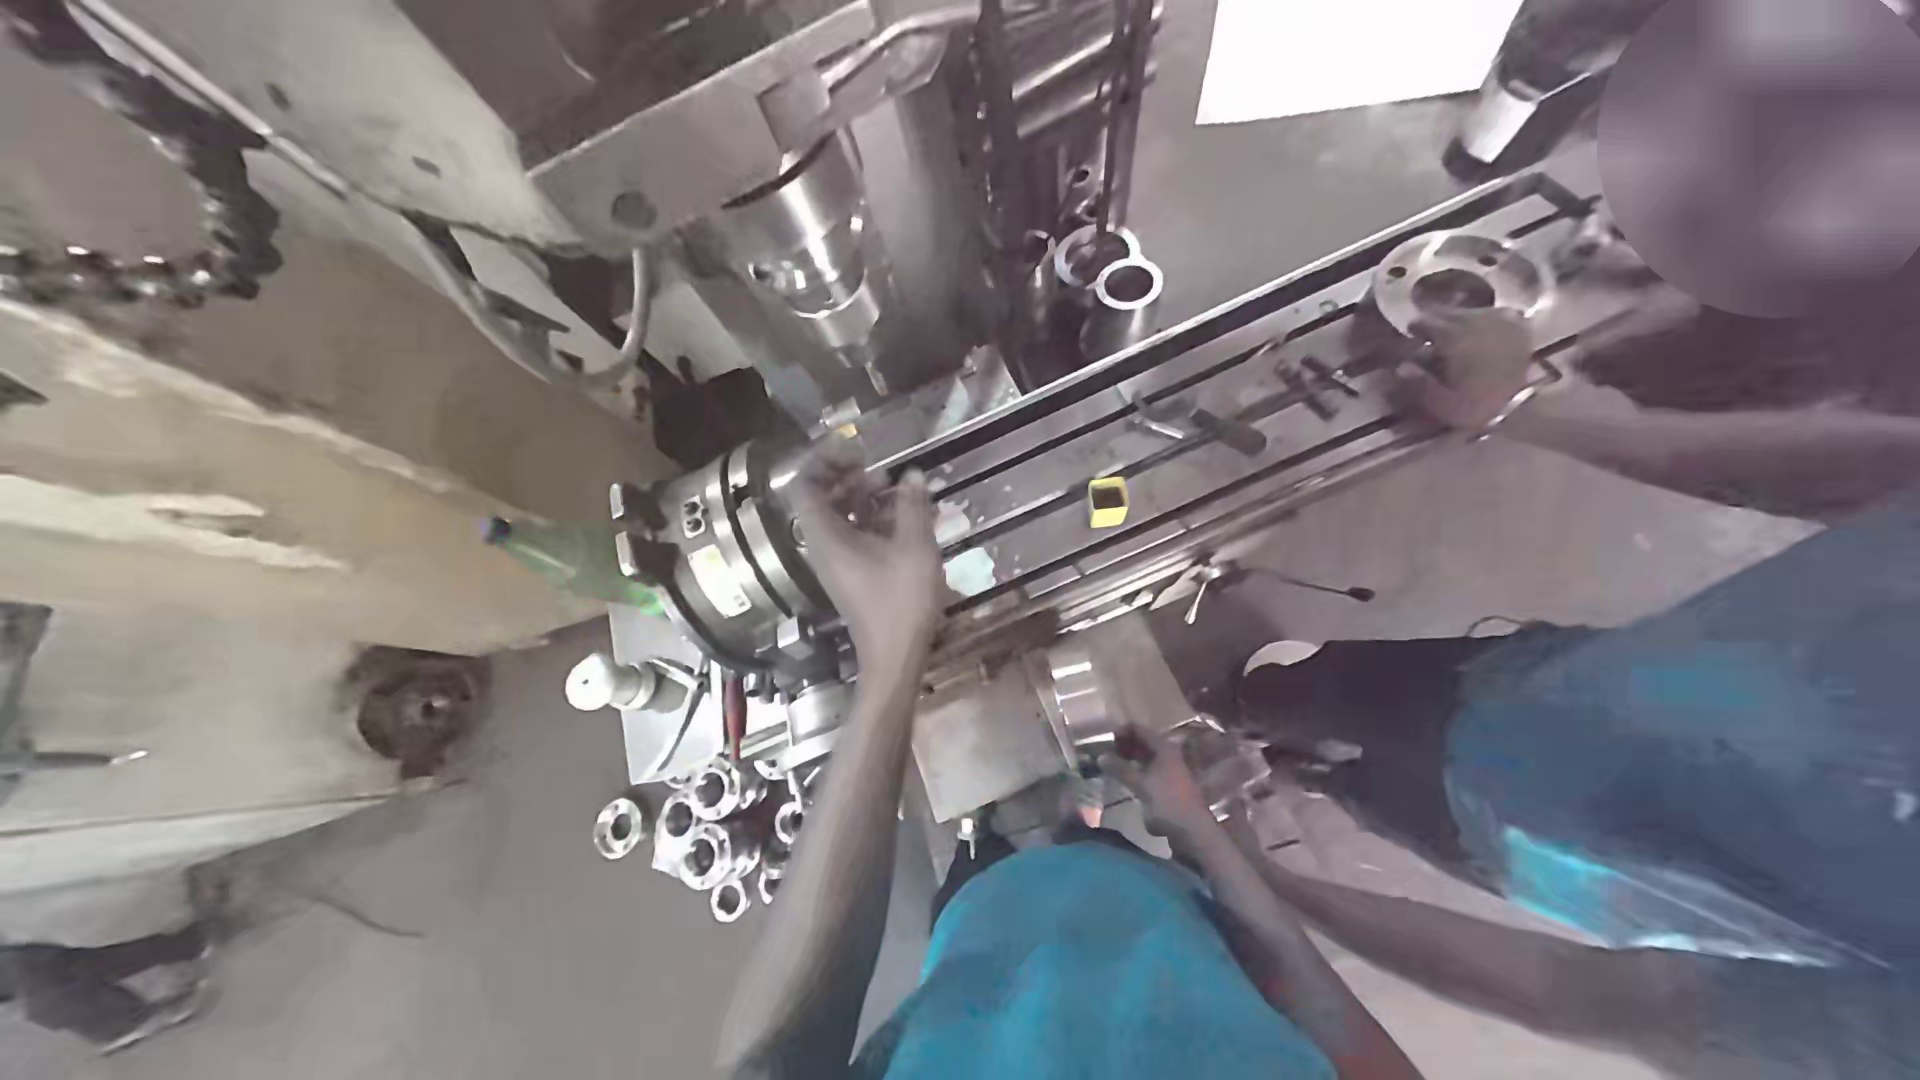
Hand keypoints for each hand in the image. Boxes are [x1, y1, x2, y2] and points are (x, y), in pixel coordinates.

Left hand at [787, 444, 941, 668]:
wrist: (895, 657)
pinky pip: (857, 536)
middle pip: (823, 499)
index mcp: (827, 537)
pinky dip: (876, 521)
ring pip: (843, 518)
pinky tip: (907, 519)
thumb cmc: (900, 602)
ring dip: (866, 499)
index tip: (854, 449)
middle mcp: (824, 547)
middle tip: (881, 470)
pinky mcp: (854, 575)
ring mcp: (839, 563)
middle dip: (850, 477)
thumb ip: (912, 506)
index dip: (824, 461)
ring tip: (899, 490)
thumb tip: (913, 475)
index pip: (805, 486)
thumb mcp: (913, 548)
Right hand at [1099, 726, 1213, 845]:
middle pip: (1142, 741)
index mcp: (1163, 747)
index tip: (1106, 743)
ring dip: (1129, 759)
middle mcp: (1168, 753)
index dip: (1121, 732)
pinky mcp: (1169, 784)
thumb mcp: (1140, 784)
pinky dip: (1136, 770)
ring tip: (1112, 766)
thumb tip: (1100, 756)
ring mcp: (1170, 769)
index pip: (1138, 729)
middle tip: (1107, 755)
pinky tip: (1126, 779)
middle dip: (1124, 746)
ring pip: (1145, 756)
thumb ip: (1120, 769)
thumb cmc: (1167, 802)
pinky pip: (1149, 770)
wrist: (1193, 831)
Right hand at [1402, 310, 1535, 432]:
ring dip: (1458, 321)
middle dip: (1436, 322)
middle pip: (1447, 312)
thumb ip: (1418, 382)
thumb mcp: (1439, 403)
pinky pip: (1495, 314)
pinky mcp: (1518, 326)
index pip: (1424, 321)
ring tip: (1454, 336)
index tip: (1411, 338)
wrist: (1525, 404)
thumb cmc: (1477, 405)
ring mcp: (1499, 321)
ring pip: (1470, 311)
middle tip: (1430, 338)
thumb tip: (1400, 366)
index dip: (1415, 329)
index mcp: (1452, 338)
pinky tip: (1481, 332)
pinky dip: (1483, 320)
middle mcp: (1474, 321)